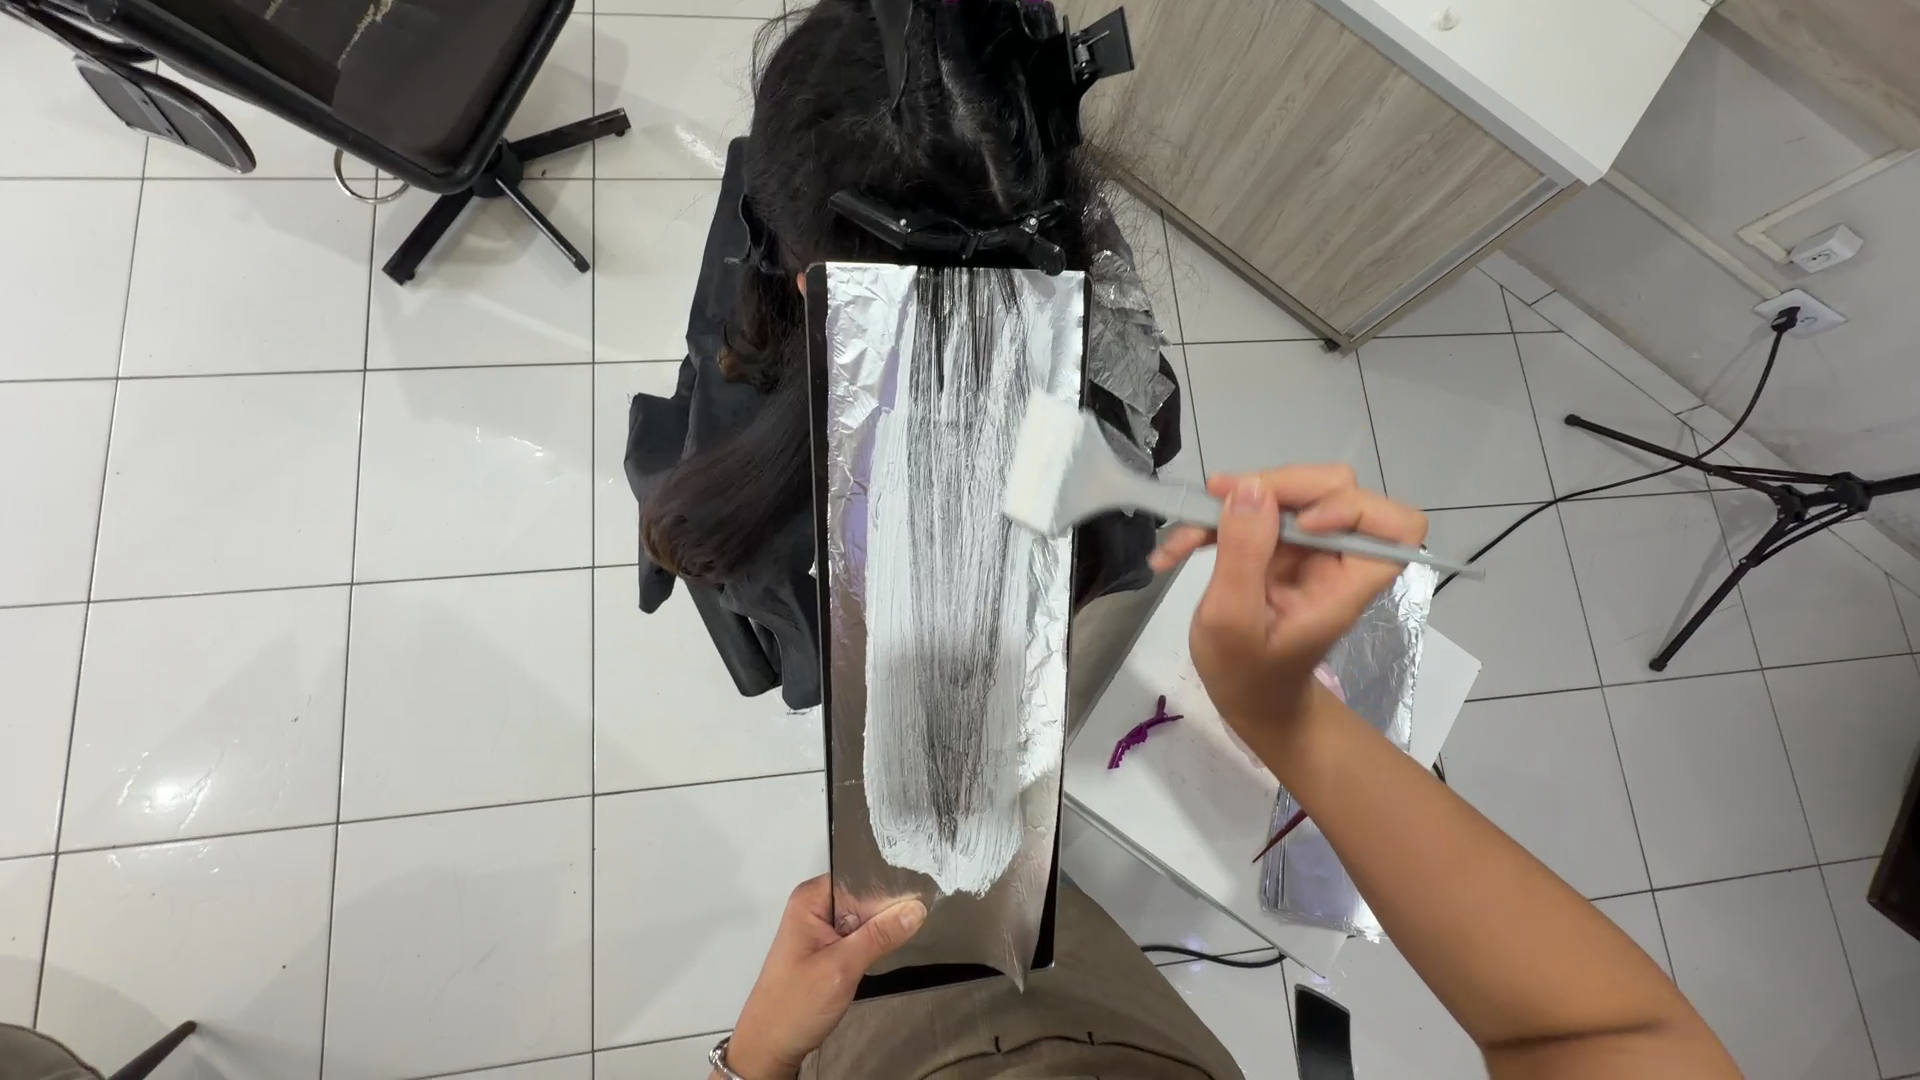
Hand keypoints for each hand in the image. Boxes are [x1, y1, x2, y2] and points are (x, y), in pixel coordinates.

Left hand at [722, 877, 926, 1079]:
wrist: (767, 1050)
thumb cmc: (796, 1005)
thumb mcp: (842, 968)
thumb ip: (880, 935)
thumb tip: (918, 908)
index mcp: (811, 897)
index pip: (860, 877)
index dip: (891, 883)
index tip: (925, 889)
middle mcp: (815, 905)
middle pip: (864, 894)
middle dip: (891, 904)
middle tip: (928, 906)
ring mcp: (821, 927)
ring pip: (864, 916)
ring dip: (885, 924)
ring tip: (921, 920)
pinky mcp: (827, 948)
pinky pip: (858, 933)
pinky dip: (876, 939)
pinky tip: (898, 940)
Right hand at [1151, 466, 1426, 736]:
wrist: (1244, 697)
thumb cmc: (1246, 674)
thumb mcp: (1233, 620)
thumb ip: (1243, 554)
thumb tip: (1250, 488)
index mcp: (1348, 583)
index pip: (1395, 526)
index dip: (1353, 509)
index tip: (1302, 523)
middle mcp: (1335, 556)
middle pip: (1331, 490)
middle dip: (1273, 488)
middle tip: (1218, 497)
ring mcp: (1305, 549)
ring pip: (1284, 495)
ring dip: (1230, 504)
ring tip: (1182, 535)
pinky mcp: (1275, 548)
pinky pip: (1251, 514)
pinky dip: (1212, 523)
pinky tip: (1176, 550)